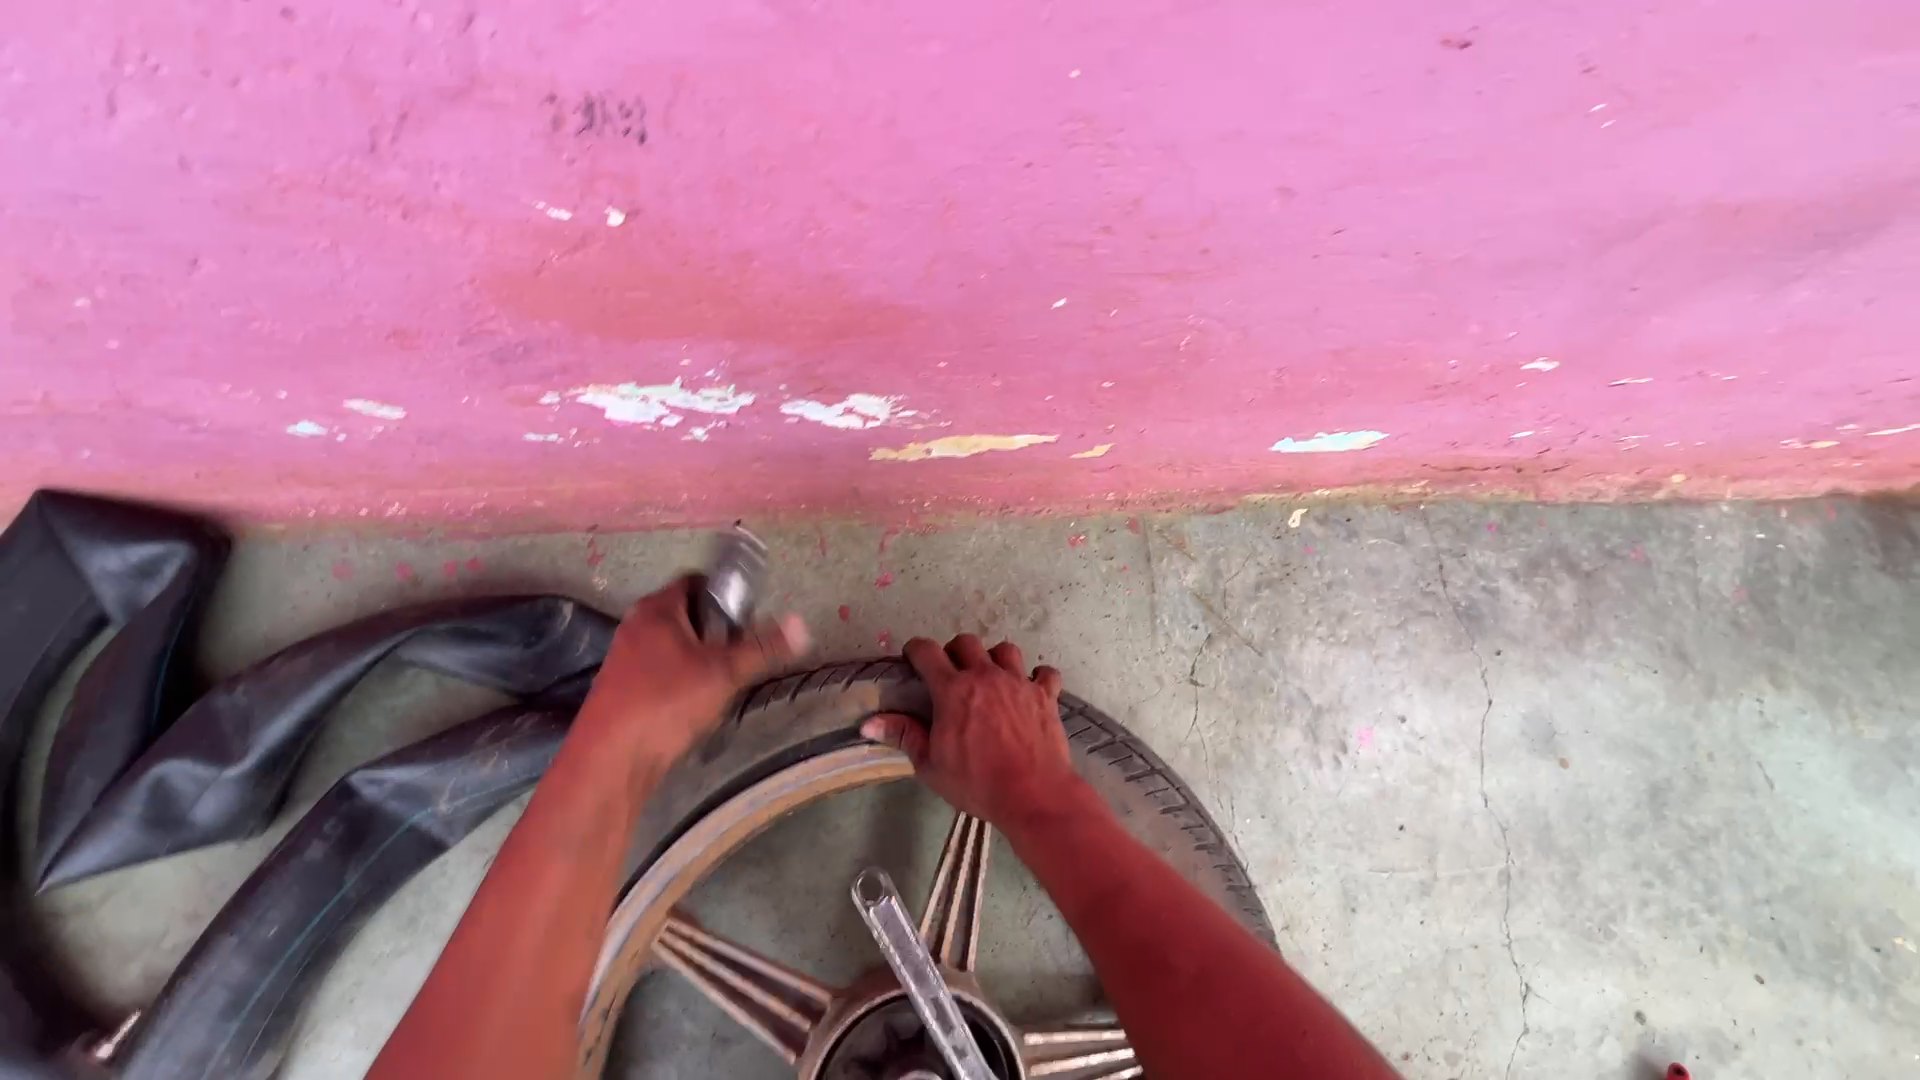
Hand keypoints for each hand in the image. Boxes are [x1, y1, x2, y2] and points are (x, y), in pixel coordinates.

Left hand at [575, 576, 808, 765]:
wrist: (611, 760)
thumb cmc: (667, 702)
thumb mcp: (725, 672)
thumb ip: (763, 647)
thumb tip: (801, 625)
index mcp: (656, 610)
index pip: (696, 581)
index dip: (726, 594)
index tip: (749, 617)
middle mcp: (636, 626)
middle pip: (687, 615)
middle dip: (717, 631)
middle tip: (741, 653)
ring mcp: (625, 659)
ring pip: (675, 646)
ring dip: (701, 659)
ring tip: (723, 682)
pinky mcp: (622, 690)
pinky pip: (661, 672)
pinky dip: (682, 681)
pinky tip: (696, 705)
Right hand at [861, 634, 1094, 830]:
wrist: (1034, 794)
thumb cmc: (977, 783)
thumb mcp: (931, 765)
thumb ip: (904, 736)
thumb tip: (869, 722)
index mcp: (953, 690)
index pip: (927, 651)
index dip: (916, 650)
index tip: (913, 659)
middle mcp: (985, 676)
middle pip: (967, 642)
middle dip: (955, 652)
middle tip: (953, 675)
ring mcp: (1019, 682)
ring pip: (1005, 650)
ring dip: (995, 659)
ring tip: (991, 680)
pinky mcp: (1045, 695)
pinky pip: (1045, 673)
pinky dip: (1037, 678)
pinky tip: (1030, 692)